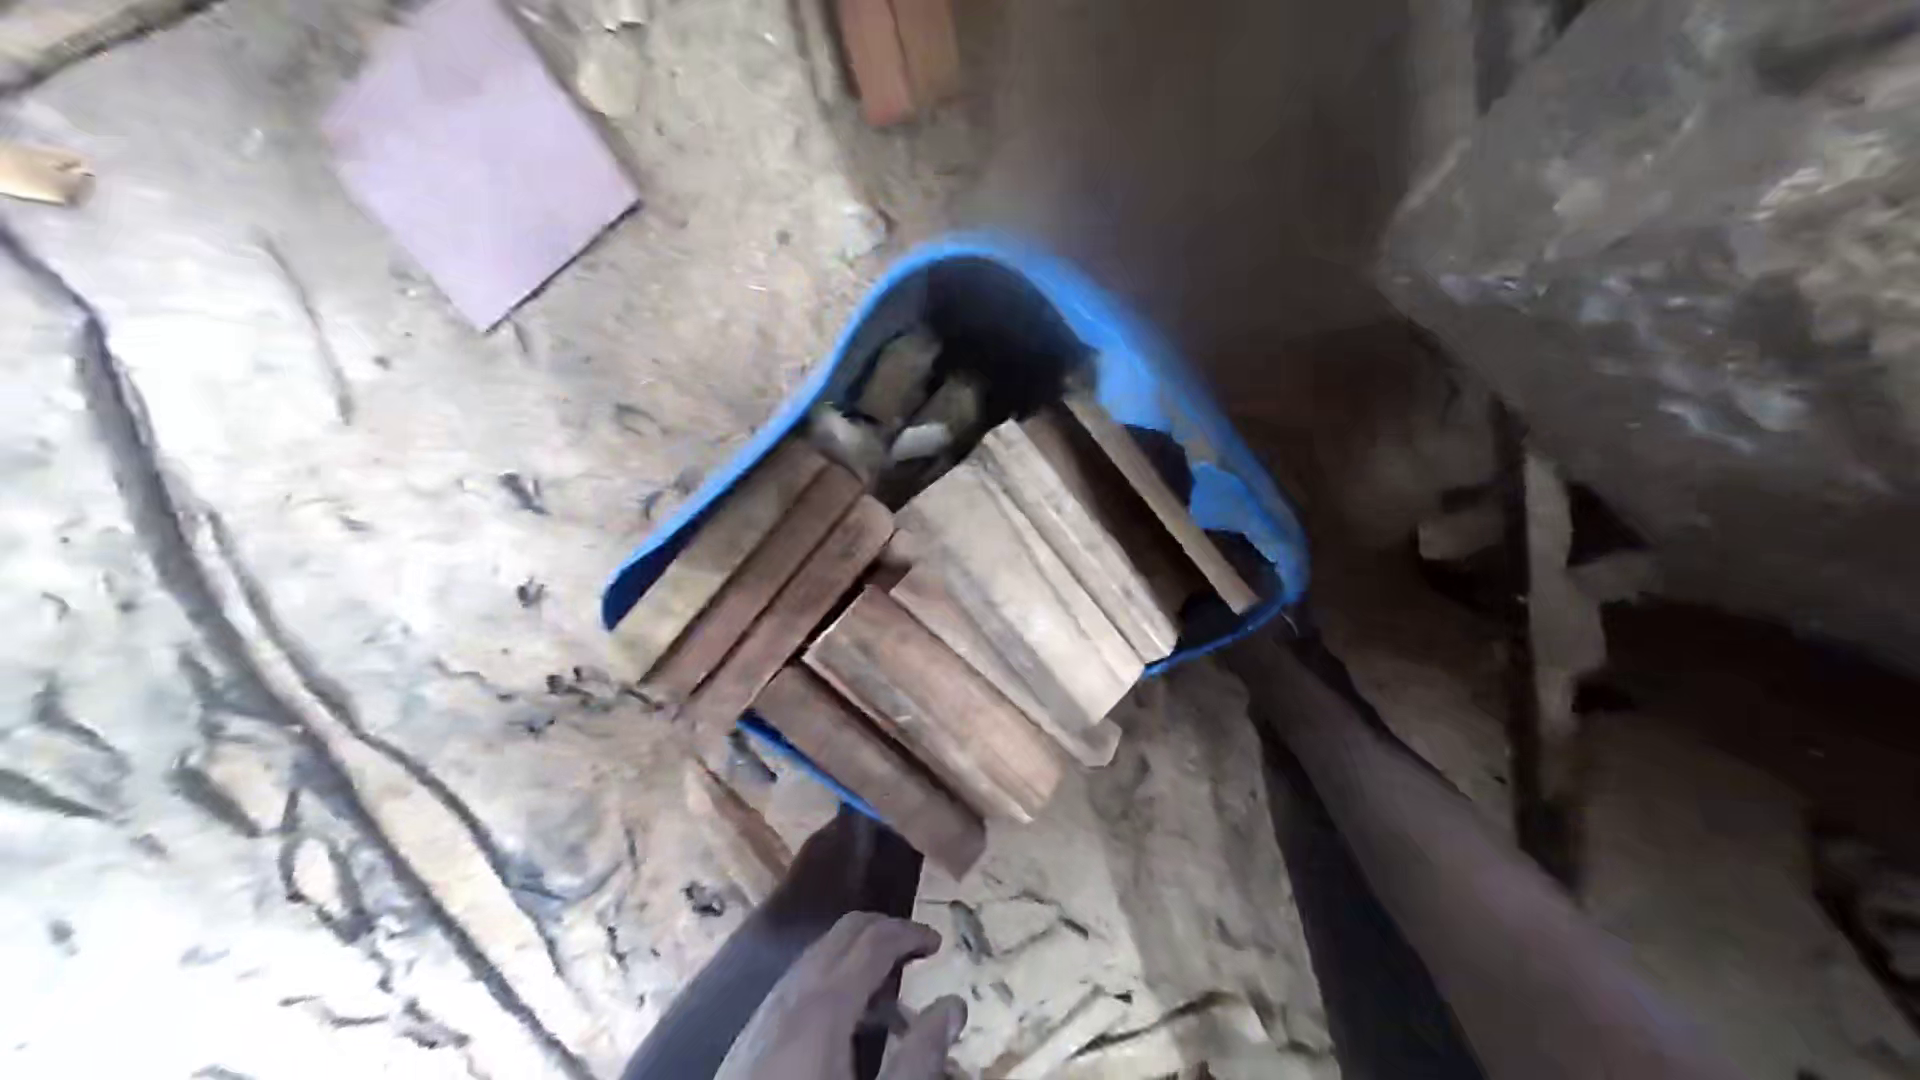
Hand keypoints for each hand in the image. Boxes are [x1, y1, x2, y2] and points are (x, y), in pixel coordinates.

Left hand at [715, 913, 967, 1079]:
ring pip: (820, 952)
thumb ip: (919, 1058)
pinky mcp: (752, 1034)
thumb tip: (954, 1005)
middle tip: (917, 951)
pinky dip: (832, 973)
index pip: (875, 940)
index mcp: (825, 1004)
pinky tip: (844, 1018)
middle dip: (885, 930)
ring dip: (857, 952)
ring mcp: (767, 1010)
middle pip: (844, 932)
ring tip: (888, 987)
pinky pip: (800, 978)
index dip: (910, 932)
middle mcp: (794, 992)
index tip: (938, 943)